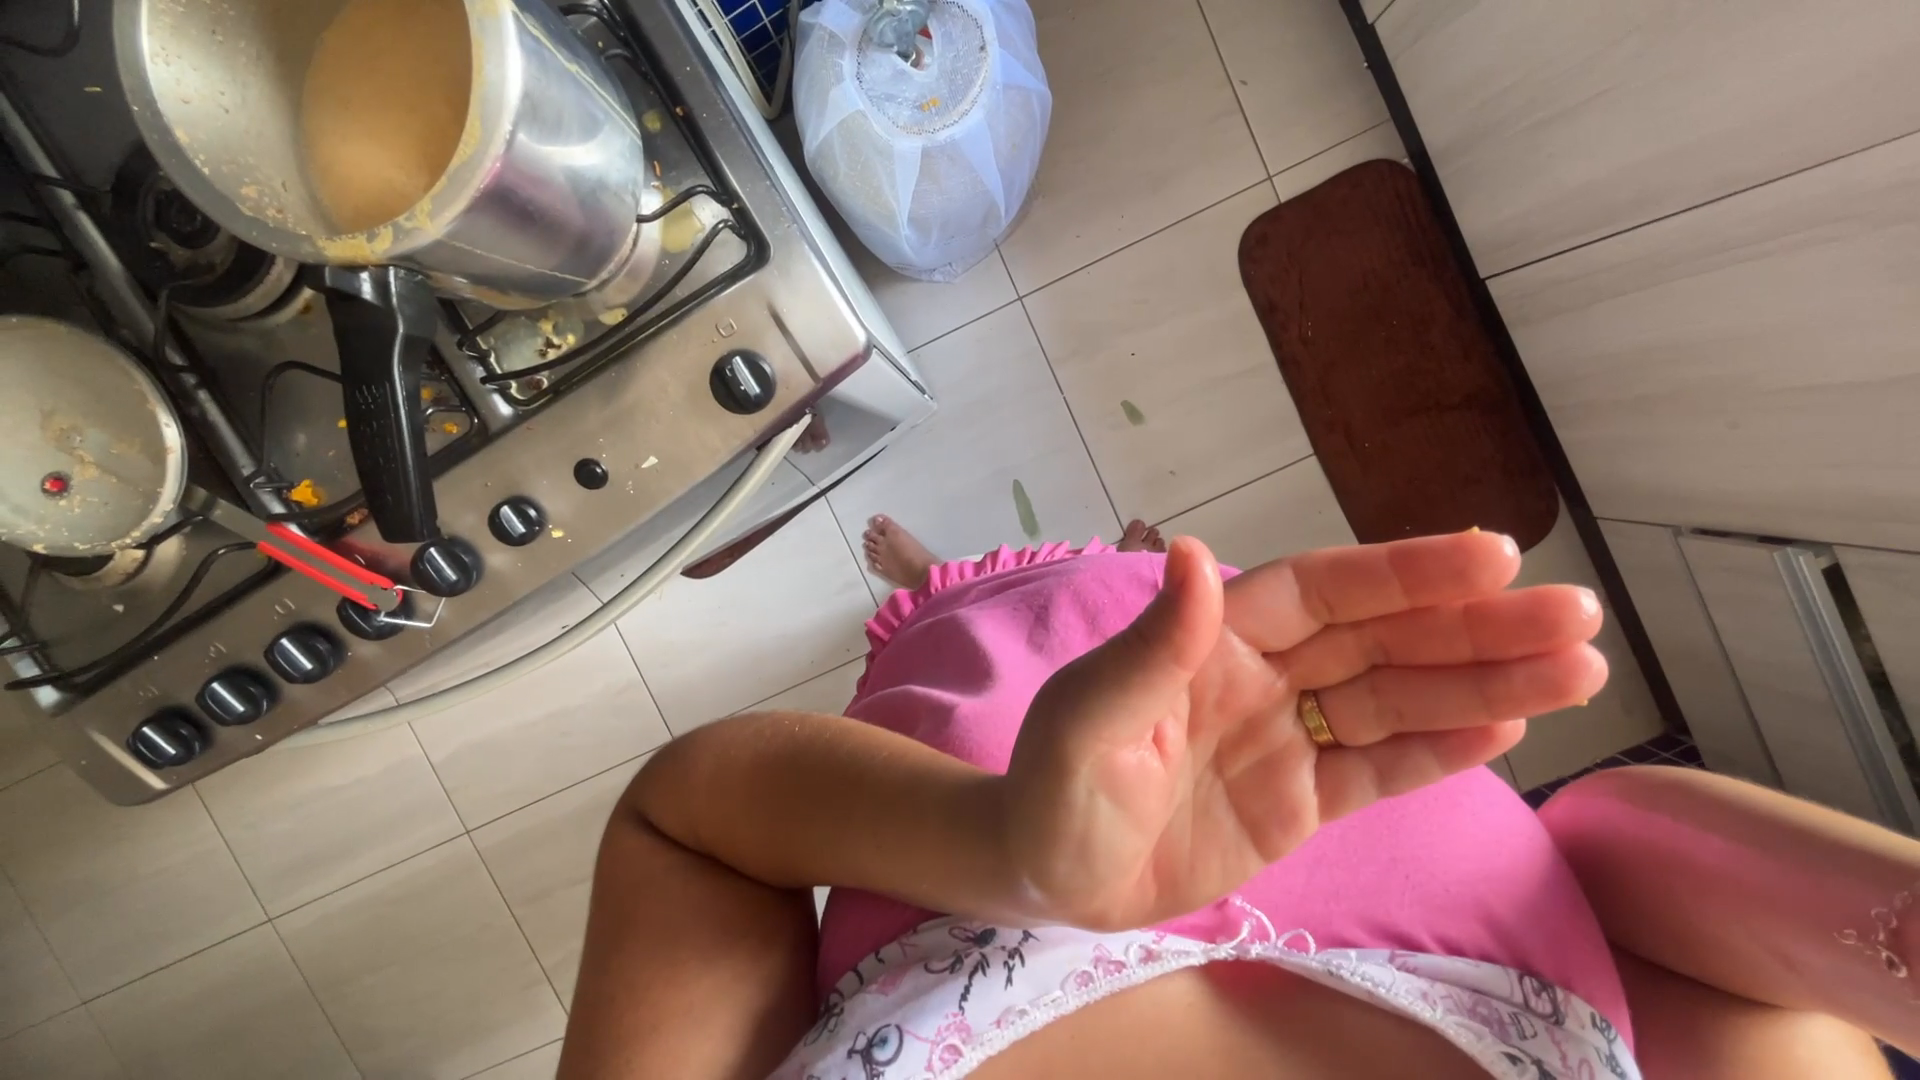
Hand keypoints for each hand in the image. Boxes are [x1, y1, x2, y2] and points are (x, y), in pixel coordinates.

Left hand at [1000, 531, 1606, 930]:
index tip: (1491, 556)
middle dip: (1469, 626)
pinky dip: (1439, 751)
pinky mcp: (1298, 801)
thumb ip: (1153, 645)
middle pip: (1375, 640)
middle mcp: (1257, 676)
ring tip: (1575, 670)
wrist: (1052, 878)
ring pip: (1393, 701)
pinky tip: (1507, 729)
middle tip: (1575, 616)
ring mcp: (1283, 738)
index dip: (1399, 574)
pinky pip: (1378, 768)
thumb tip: (1190, 548)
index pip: (1318, 592)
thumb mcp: (1093, 717)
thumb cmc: (1057, 789)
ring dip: (1479, 685)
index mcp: (1210, 640)